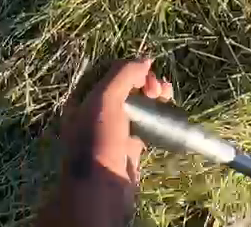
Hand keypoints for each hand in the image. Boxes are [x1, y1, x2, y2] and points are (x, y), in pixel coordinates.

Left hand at [40, 58, 172, 226]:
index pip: (108, 71)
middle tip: (156, 86)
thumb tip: (145, 59)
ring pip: (138, 102)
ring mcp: (114, 129)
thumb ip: (124, 74)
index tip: (145, 67)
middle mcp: (97, 112)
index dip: (128, 66)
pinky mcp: (130, 145)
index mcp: (83, 99)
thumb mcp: (105, 99)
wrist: (102, 190)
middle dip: (144, 80)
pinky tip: (167, 107)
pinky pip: (146, 122)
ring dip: (154, 92)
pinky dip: (158, 112)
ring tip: (166, 93)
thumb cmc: (97, 140)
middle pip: (125, 85)